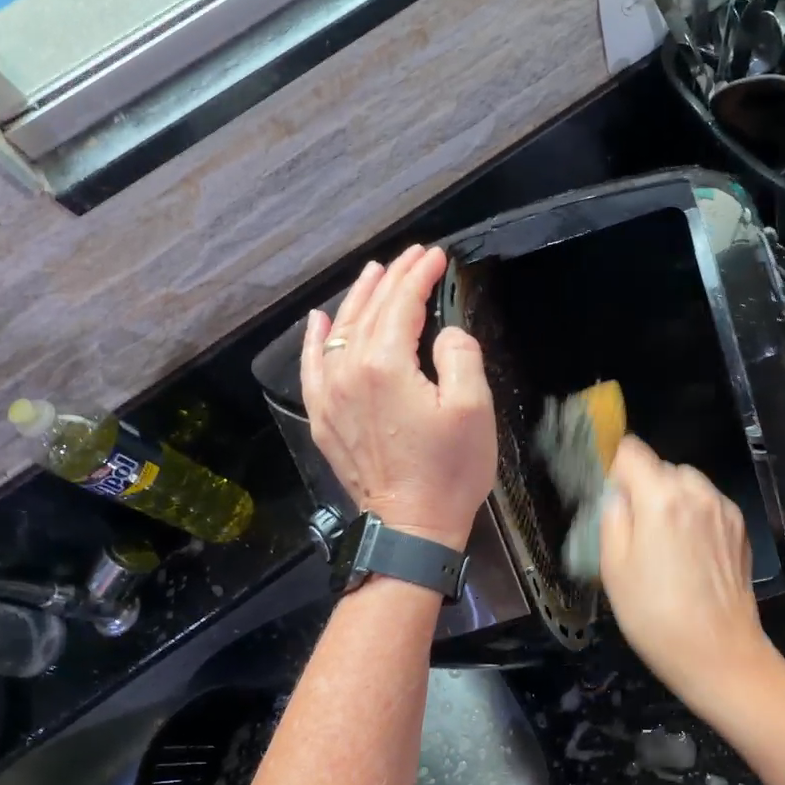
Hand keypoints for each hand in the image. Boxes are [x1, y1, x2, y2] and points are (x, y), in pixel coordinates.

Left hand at [301, 246, 497, 551]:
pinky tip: (318, 320)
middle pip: (368, 311)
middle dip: (392, 279)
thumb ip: (459, 355)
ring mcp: (329, 396)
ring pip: (338, 332)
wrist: (411, 528)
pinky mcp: (323, 418)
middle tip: (413, 256)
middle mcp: (348, 372)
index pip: (401, 304)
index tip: (437, 256)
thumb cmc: (449, 470)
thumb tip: (444, 333)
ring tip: (374, 273)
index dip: (420, 275)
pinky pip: (312, 366)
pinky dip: (314, 338)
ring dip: (358, 299)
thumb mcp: (472, 408)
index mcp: (384, 365)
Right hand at [598, 436, 777, 715]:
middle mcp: (698, 492)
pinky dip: (693, 515)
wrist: (720, 655)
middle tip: (632, 527)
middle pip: (661, 467)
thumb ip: (611, 516)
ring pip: (687, 484)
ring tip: (661, 542)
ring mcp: (724, 509)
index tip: (604, 488)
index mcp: (661, 497)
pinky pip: (708, 504)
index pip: (631, 451)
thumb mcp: (612, 567)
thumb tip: (616, 493)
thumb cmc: (655, 616)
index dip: (613, 464)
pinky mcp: (740, 528)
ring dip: (670, 499)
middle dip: (643, 487)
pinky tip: (688, 553)